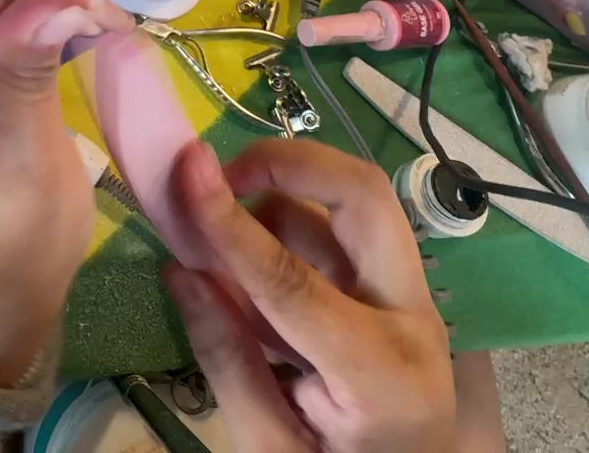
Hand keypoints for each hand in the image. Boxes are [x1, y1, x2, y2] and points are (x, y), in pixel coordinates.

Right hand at [164, 140, 456, 451]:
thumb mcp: (271, 450)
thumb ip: (225, 359)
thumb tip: (177, 270)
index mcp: (383, 376)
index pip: (292, 281)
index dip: (230, 223)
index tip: (186, 169)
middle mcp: (410, 316)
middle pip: (362, 195)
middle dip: (286, 163)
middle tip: (220, 172)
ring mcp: (407, 295)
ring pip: (343, 202)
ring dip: (274, 197)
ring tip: (215, 230)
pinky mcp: (390, 286)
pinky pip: (331, 225)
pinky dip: (278, 220)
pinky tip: (243, 259)